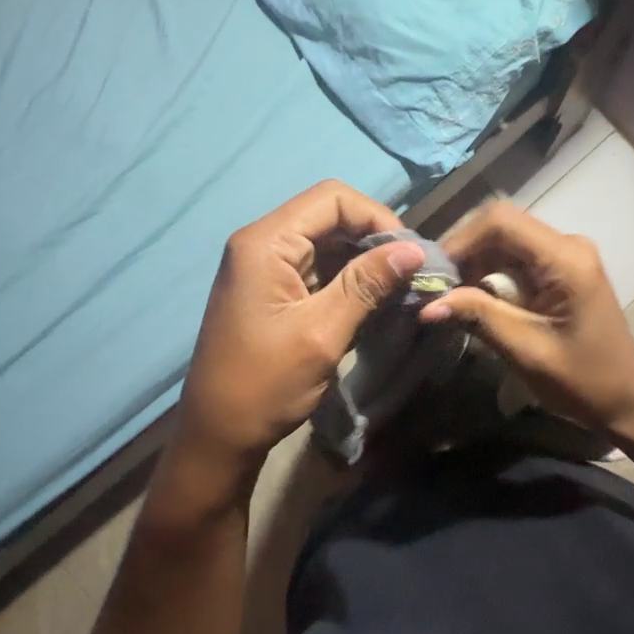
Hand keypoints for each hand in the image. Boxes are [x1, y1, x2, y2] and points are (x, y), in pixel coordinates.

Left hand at [178, 181, 425, 464]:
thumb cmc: (265, 384)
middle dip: (373, 238)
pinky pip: (316, 268)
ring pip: (326, 242)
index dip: (377, 217)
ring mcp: (264, 267)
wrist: (219, 434)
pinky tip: (373, 301)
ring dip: (363, 260)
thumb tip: (414, 251)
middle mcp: (261, 243)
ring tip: (399, 288)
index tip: (409, 255)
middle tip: (410, 273)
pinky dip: (346, 279)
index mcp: (265, 243)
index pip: (332, 198)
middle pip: (329, 216)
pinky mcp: (271, 291)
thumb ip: (367, 285)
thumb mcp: (322, 333)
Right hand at [419, 202, 633, 432]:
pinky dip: (489, 273)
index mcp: (566, 260)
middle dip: (464, 252)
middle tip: (436, 287)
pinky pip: (516, 258)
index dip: (461, 241)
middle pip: (502, 226)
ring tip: (448, 295)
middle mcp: (567, 245)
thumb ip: (480, 317)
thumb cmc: (583, 381)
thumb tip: (427, 305)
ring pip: (505, 240)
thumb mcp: (526, 351)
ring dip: (474, 263)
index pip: (502, 222)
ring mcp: (565, 255)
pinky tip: (472, 299)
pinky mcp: (559, 270)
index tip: (435, 274)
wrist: (626, 398)